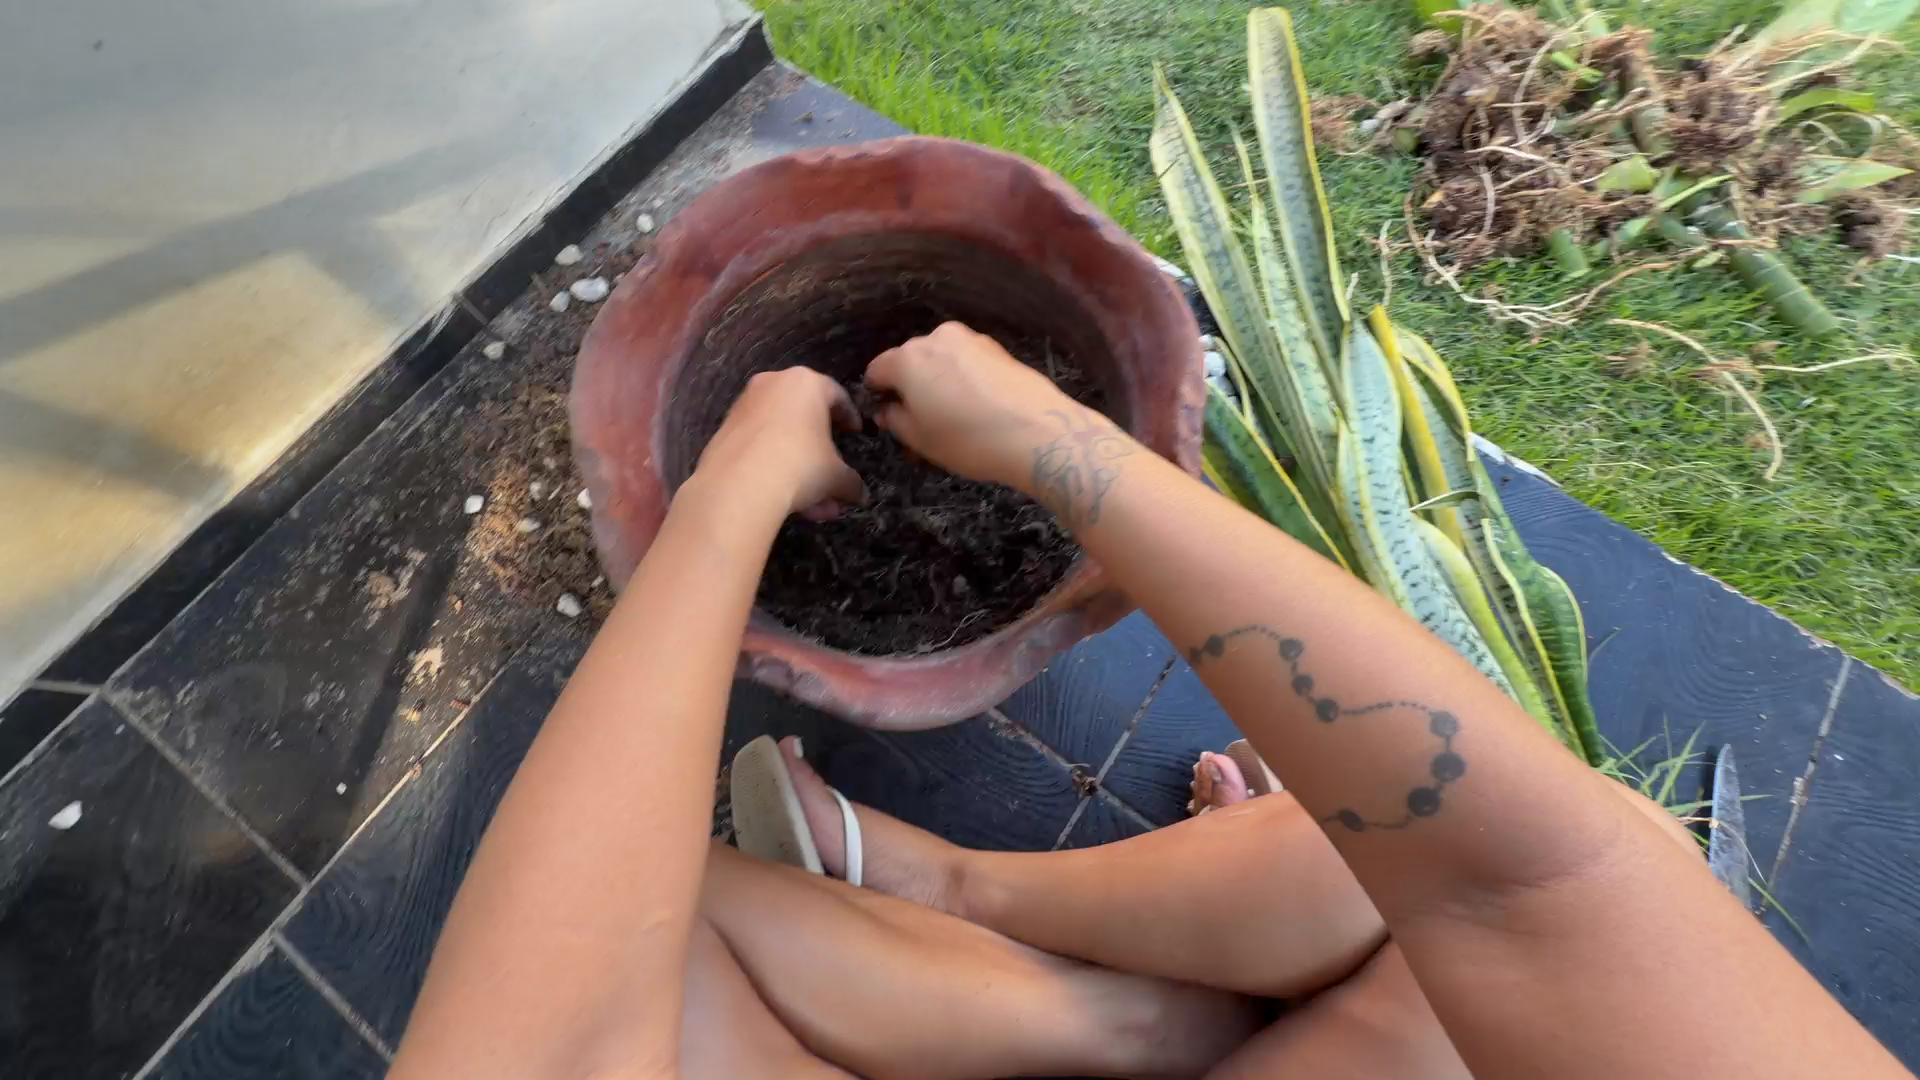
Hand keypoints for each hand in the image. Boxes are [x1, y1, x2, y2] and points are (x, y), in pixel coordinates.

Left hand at [693, 367, 865, 518]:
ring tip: (814, 503)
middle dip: (823, 452)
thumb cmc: (801, 465)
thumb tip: (861, 495)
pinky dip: (776, 466)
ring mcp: (746, 405)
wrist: (740, 484)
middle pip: (806, 417)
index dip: (850, 417)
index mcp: (806, 383)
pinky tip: (787, 498)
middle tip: (834, 474)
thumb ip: (851, 482)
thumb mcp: (836, 476)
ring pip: (783, 435)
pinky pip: (761, 445)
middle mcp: (773, 384)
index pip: (837, 395)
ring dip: (801, 466)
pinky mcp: (726, 429)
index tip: (855, 433)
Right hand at [864, 322, 1078, 490]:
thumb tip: (886, 409)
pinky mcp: (998, 348)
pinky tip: (977, 408)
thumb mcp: (920, 440)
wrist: (1037, 432)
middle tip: (921, 423)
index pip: (877, 370)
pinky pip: (967, 362)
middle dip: (910, 387)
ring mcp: (971, 339)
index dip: (877, 394)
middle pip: (910, 361)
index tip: (887, 416)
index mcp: (908, 358)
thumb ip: (895, 420)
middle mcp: (936, 338)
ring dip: (938, 383)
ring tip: (952, 418)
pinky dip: (963, 380)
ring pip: (941, 361)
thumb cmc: (968, 439)